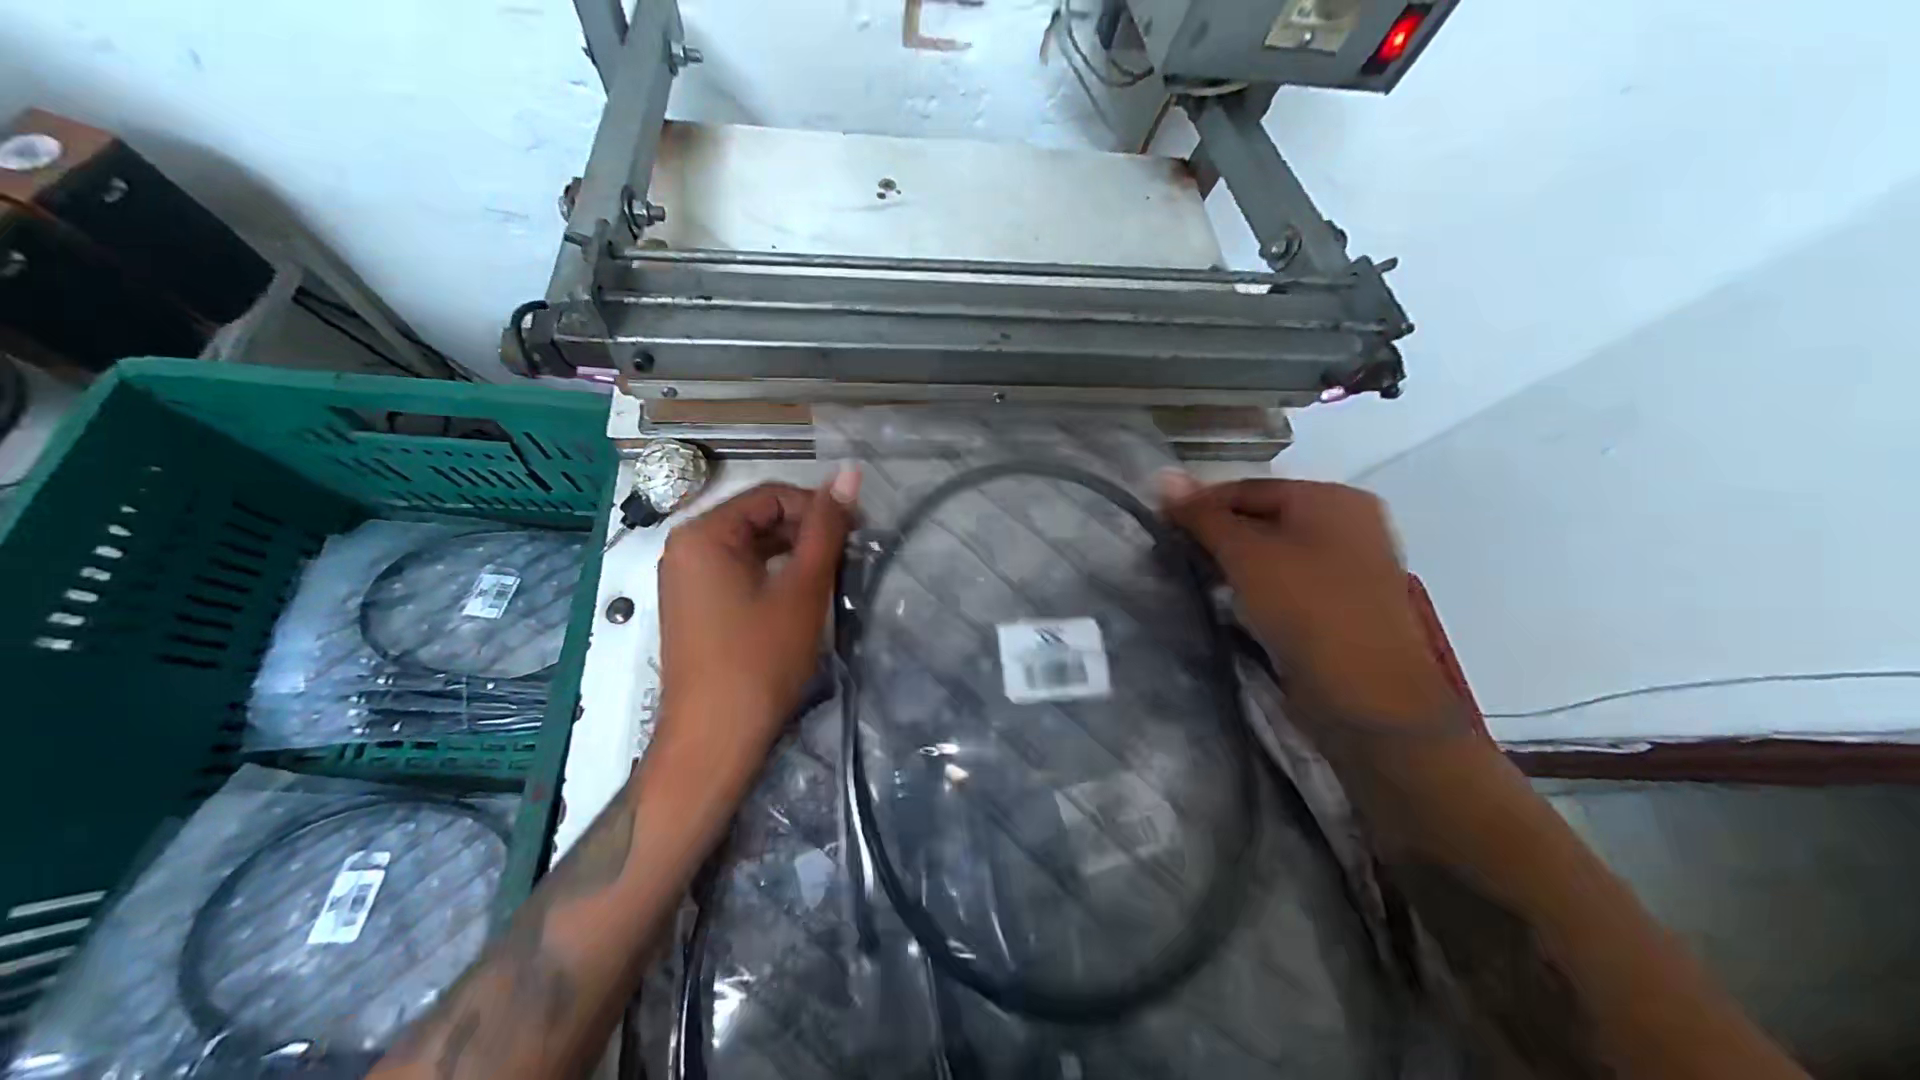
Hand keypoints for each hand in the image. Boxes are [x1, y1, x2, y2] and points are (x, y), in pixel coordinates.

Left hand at [657, 473, 858, 755]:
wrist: (715, 739)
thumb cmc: (760, 659)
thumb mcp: (803, 588)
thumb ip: (827, 527)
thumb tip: (851, 473)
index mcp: (704, 533)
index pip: (772, 495)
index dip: (819, 508)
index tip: (856, 533)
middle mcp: (685, 547)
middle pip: (758, 518)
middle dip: (806, 531)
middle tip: (848, 556)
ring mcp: (685, 579)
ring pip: (750, 547)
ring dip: (793, 554)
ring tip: (831, 577)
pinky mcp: (693, 606)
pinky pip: (737, 572)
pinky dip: (772, 575)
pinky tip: (800, 597)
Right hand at [1158, 472, 1456, 728]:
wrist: (1368, 696)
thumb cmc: (1306, 609)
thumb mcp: (1246, 554)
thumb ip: (1204, 516)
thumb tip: (1163, 476)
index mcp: (1332, 497)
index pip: (1248, 489)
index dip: (1200, 505)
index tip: (1161, 528)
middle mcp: (1349, 523)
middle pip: (1264, 518)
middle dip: (1218, 537)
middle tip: (1175, 556)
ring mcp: (1352, 566)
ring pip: (1276, 553)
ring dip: (1236, 566)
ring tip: (1197, 581)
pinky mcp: (1346, 605)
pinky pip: (1292, 583)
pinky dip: (1260, 588)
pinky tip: (1233, 606)